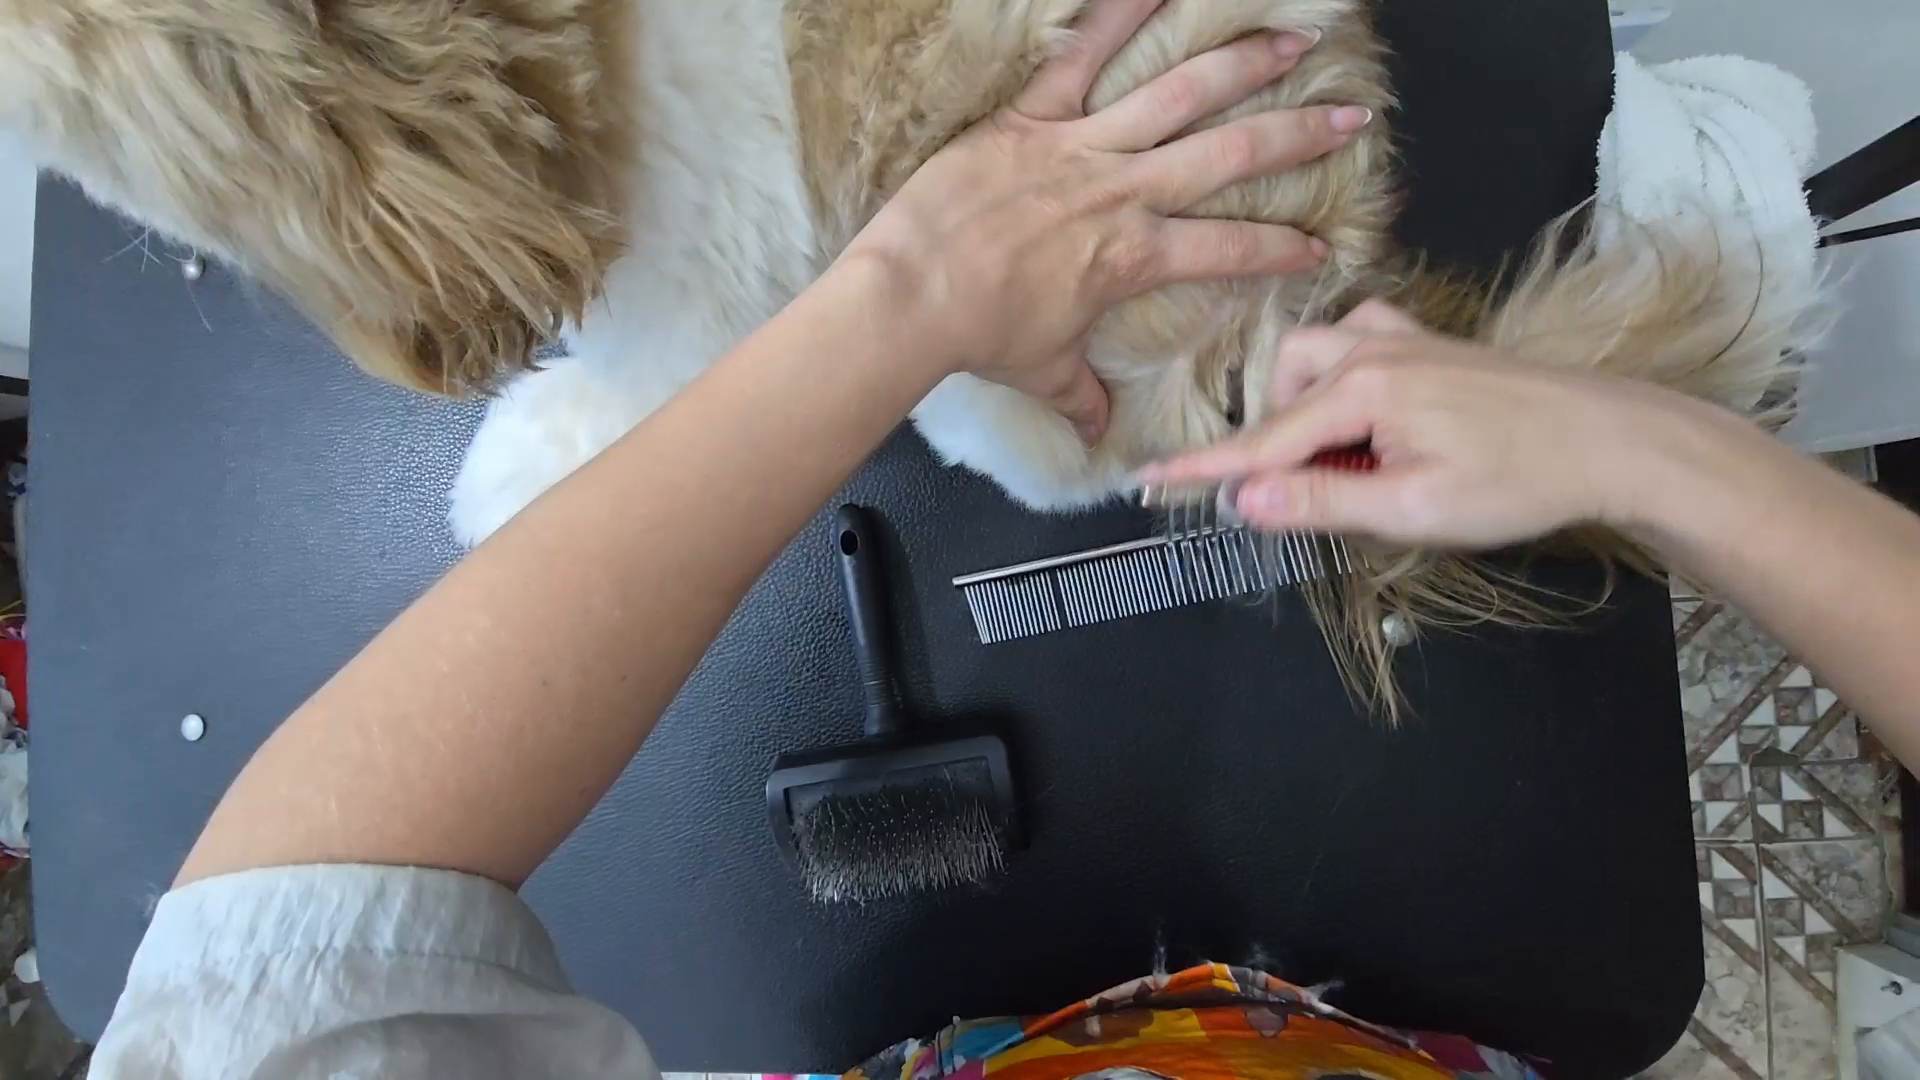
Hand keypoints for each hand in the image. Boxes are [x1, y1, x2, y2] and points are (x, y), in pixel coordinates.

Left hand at [842, 0, 1372, 442]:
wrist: (914, 298)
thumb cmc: (979, 337)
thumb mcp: (1044, 373)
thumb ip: (1082, 398)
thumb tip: (1101, 432)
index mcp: (1131, 259)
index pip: (1227, 250)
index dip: (1279, 249)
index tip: (1316, 246)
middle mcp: (1122, 194)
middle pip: (1229, 157)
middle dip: (1298, 138)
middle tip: (1352, 117)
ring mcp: (1081, 148)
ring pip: (1180, 94)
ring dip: (1243, 63)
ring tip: (1294, 41)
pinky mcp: (1032, 116)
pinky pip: (1083, 50)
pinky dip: (1123, 9)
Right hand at [1140, 300, 1761, 546]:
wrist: (1619, 441)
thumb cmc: (1520, 481)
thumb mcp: (1411, 510)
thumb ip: (1317, 501)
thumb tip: (1238, 499)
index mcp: (1362, 390)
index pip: (1259, 442)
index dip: (1199, 468)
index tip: (1146, 480)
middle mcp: (1368, 349)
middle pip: (1278, 397)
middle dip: (1276, 447)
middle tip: (1315, 493)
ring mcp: (1396, 337)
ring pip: (1305, 361)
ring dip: (1302, 411)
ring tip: (1347, 458)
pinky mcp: (1420, 340)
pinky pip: (1348, 341)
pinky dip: (1332, 376)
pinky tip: (1361, 406)